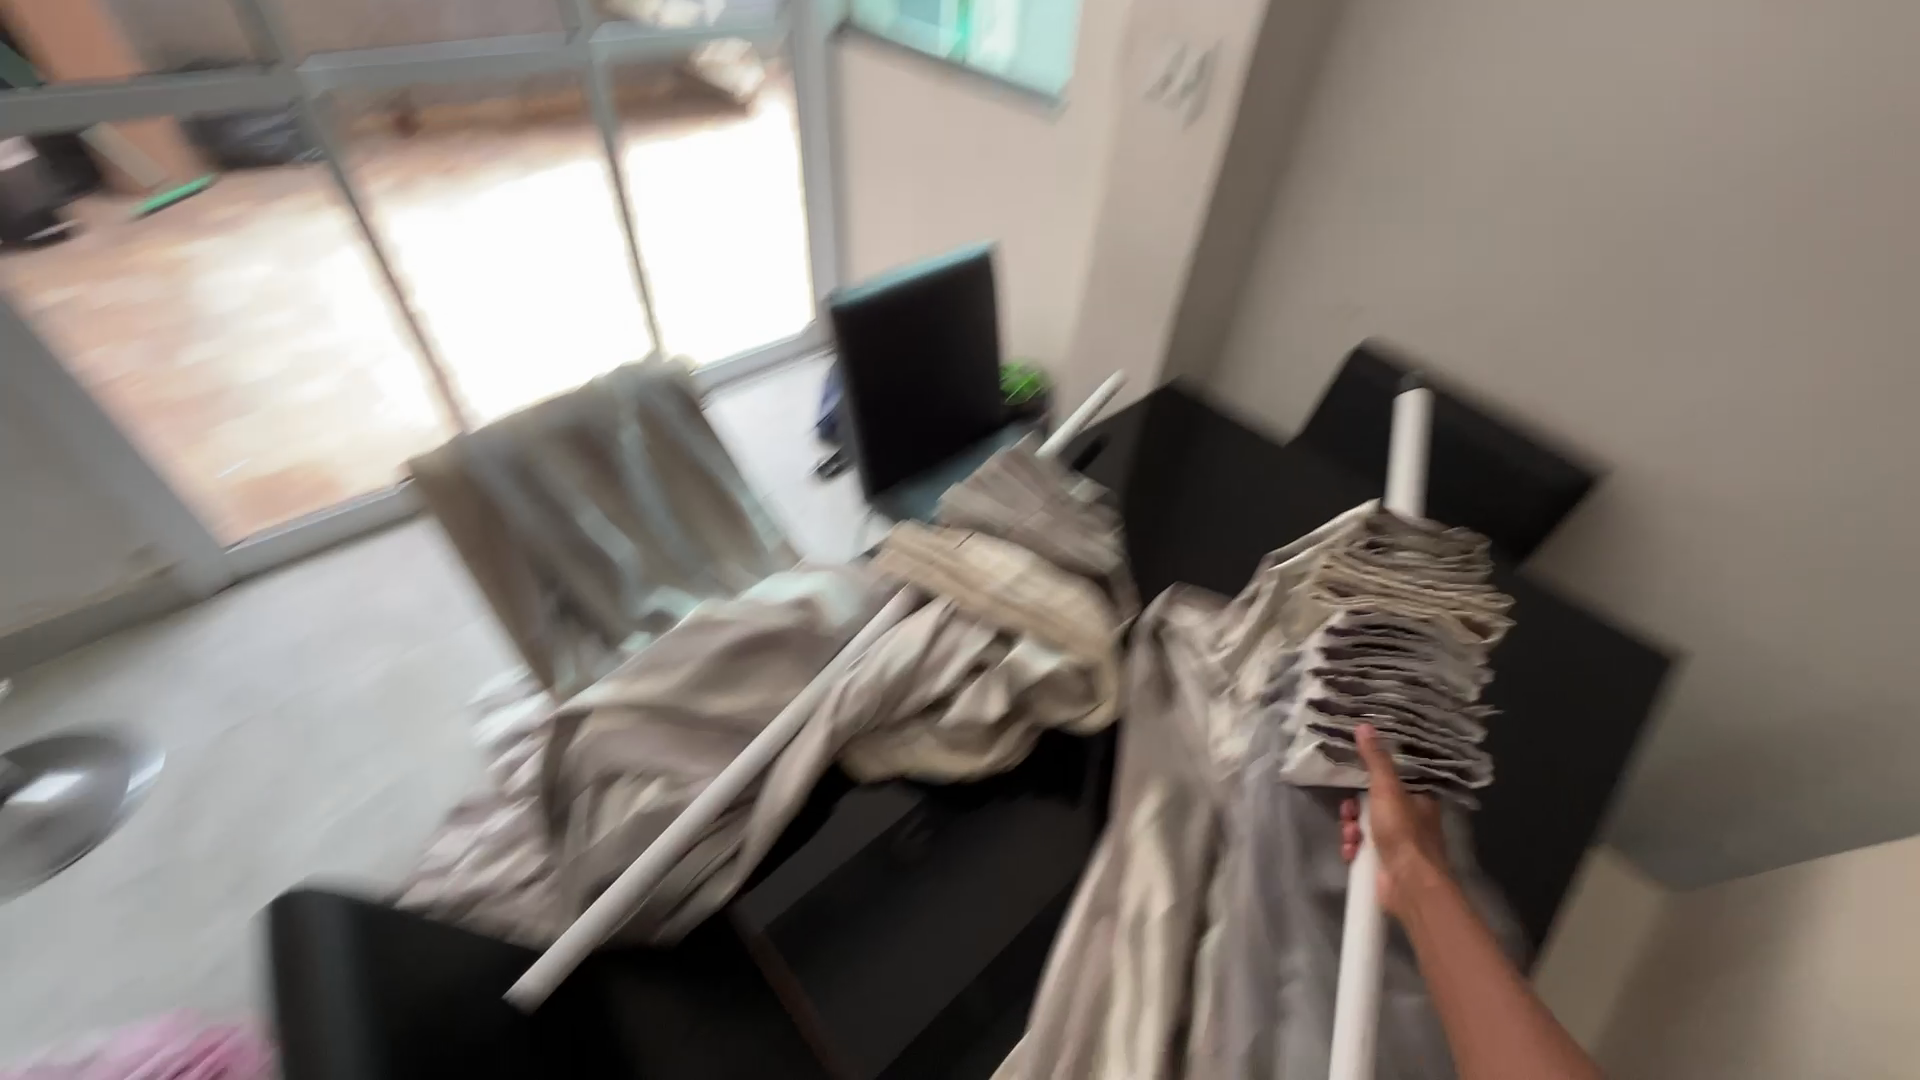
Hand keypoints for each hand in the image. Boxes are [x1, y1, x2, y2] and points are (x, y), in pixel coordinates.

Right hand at [1340, 723, 1451, 917]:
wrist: (1410, 885)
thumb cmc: (1404, 833)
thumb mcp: (1387, 789)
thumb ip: (1375, 760)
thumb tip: (1365, 726)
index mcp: (1419, 799)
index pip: (1392, 778)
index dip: (1371, 776)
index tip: (1354, 775)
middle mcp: (1410, 819)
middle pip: (1371, 802)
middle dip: (1353, 808)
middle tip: (1349, 812)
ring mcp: (1397, 842)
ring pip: (1362, 825)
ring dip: (1350, 829)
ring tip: (1351, 837)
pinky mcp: (1383, 861)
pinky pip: (1360, 846)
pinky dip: (1352, 848)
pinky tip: (1351, 852)